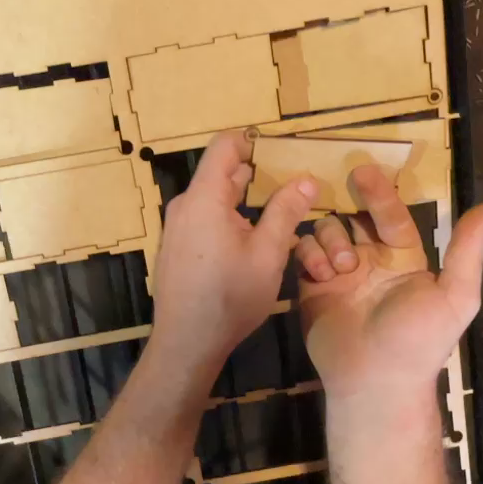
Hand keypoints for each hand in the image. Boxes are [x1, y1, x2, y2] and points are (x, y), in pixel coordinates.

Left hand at [148, 131, 317, 375]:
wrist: (186, 342)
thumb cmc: (230, 296)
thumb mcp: (268, 254)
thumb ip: (286, 211)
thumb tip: (306, 179)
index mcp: (204, 197)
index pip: (224, 145)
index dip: (253, 141)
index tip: (283, 151)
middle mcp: (185, 205)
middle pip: (221, 173)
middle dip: (257, 174)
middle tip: (293, 185)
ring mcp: (177, 227)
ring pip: (215, 199)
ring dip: (245, 201)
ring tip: (280, 213)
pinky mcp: (176, 247)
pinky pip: (205, 219)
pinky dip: (229, 219)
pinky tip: (253, 241)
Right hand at [295, 165, 482, 419]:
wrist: (375, 380)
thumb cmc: (418, 339)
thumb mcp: (455, 296)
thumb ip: (467, 250)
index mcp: (403, 259)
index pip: (390, 216)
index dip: (379, 193)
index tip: (362, 171)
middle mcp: (370, 262)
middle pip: (353, 219)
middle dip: (349, 218)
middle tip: (349, 229)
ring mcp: (338, 275)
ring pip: (326, 232)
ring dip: (331, 241)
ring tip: (340, 269)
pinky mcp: (311, 288)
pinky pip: (303, 253)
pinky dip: (309, 255)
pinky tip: (320, 274)